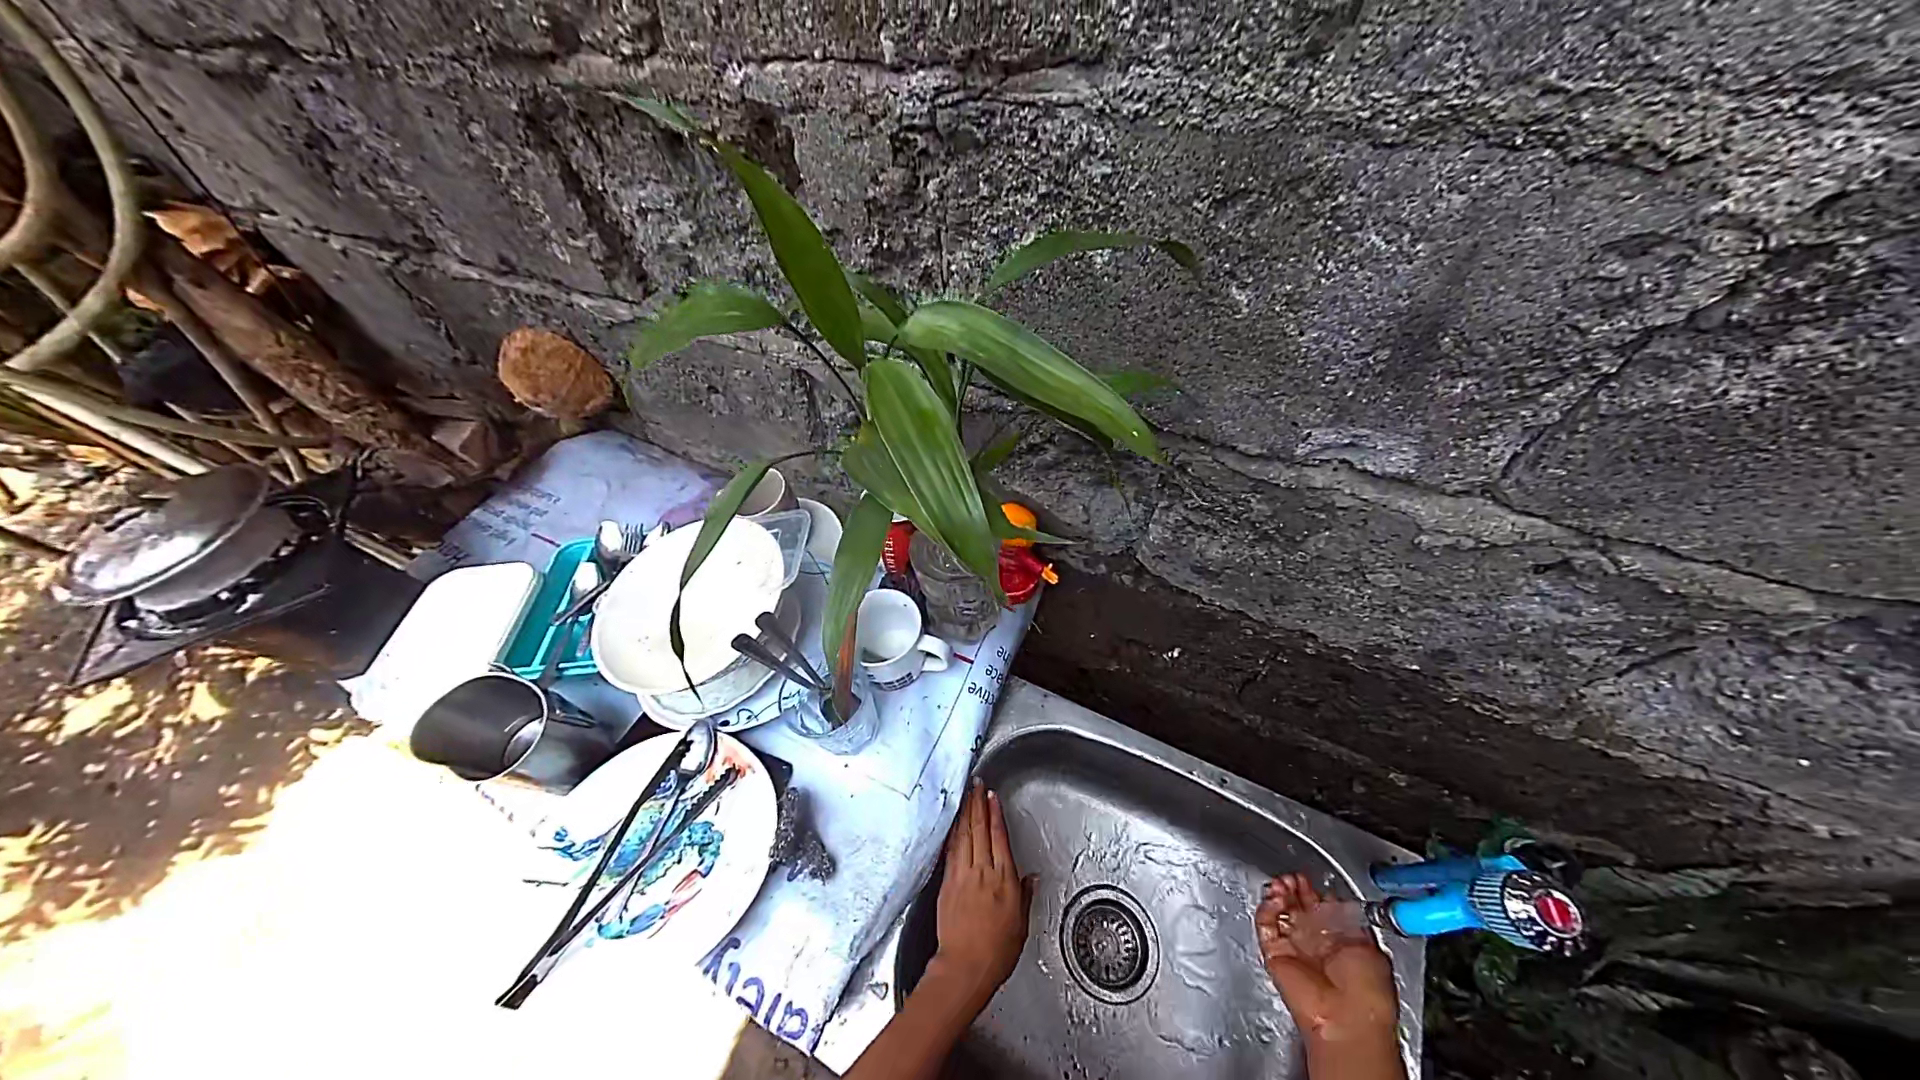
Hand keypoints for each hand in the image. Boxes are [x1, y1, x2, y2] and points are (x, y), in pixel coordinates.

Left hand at [929, 780, 1033, 1004]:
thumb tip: (1030, 878)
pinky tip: (953, 823)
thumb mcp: (1021, 924)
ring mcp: (962, 876)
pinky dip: (952, 833)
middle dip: (978, 804)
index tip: (993, 797)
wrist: (965, 967)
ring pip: (964, 835)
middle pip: (980, 829)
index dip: (995, 814)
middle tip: (976, 785)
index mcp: (1004, 880)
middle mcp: (983, 872)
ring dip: (964, 812)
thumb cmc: (995, 952)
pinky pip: (950, 850)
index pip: (999, 837)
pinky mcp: (947, 883)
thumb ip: (1024, 896)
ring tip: (965, 795)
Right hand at [1255, 874, 1399, 1053]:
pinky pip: (1265, 925)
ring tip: (1282, 883)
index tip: (1310, 878)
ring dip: (1279, 894)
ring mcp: (1293, 949)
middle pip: (1296, 907)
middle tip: (1293, 877)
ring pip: (1278, 913)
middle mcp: (1314, 945)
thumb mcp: (1370, 947)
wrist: (1349, 1019)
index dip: (1313, 891)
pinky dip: (1267, 908)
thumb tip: (1334, 899)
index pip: (1319, 909)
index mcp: (1339, 943)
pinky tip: (1276, 898)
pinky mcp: (1274, 954)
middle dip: (1294, 888)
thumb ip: (1349, 920)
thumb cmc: (1369, 993)